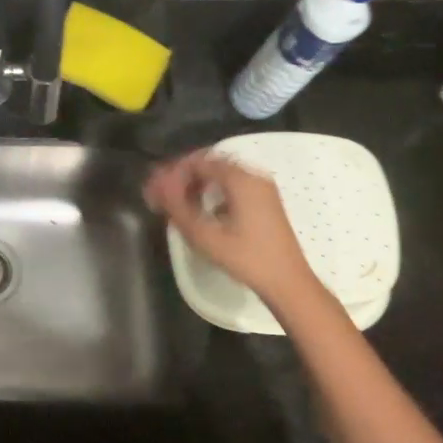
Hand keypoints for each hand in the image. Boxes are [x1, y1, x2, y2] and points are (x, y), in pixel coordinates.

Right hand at [145, 151, 318, 306]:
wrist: (287, 281)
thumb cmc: (246, 258)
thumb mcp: (205, 236)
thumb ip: (177, 207)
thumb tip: (156, 186)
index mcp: (241, 179)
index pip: (198, 161)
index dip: (172, 173)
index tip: (155, 189)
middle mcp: (253, 176)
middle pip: (210, 164)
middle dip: (183, 176)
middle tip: (162, 194)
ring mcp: (263, 188)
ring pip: (222, 175)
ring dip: (197, 184)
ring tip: (178, 203)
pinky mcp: (266, 201)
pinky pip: (234, 186)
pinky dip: (213, 192)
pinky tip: (203, 211)